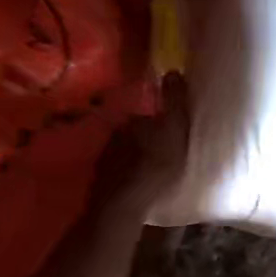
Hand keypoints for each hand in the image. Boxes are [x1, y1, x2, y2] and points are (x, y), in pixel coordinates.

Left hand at [95, 74, 190, 222]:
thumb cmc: (155, 167)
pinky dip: (128, 175)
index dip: (162, 125)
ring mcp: (105, 159)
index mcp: (133, 121)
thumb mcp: (174, 132)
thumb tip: (174, 71)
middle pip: (136, 134)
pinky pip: (118, 172)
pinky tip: (139, 186)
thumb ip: (175, 103)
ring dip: (137, 159)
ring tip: (153, 173)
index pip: (149, 116)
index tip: (173, 136)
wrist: (122, 205)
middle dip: (148, 141)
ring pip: (125, 153)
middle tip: (165, 156)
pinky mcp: (100, 181)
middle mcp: (115, 135)